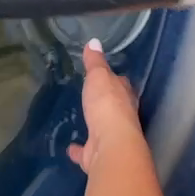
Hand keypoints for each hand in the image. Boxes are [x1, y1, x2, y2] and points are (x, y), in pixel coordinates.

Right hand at [67, 39, 144, 174]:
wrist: (109, 144)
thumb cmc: (107, 105)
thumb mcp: (99, 77)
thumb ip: (95, 62)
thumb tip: (94, 41)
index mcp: (124, 97)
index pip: (122, 84)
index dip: (115, 80)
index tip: (108, 76)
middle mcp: (122, 117)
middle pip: (115, 107)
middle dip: (107, 103)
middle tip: (95, 98)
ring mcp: (111, 138)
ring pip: (102, 129)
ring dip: (95, 126)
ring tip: (83, 121)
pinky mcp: (98, 154)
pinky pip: (86, 151)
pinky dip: (79, 150)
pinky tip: (70, 148)